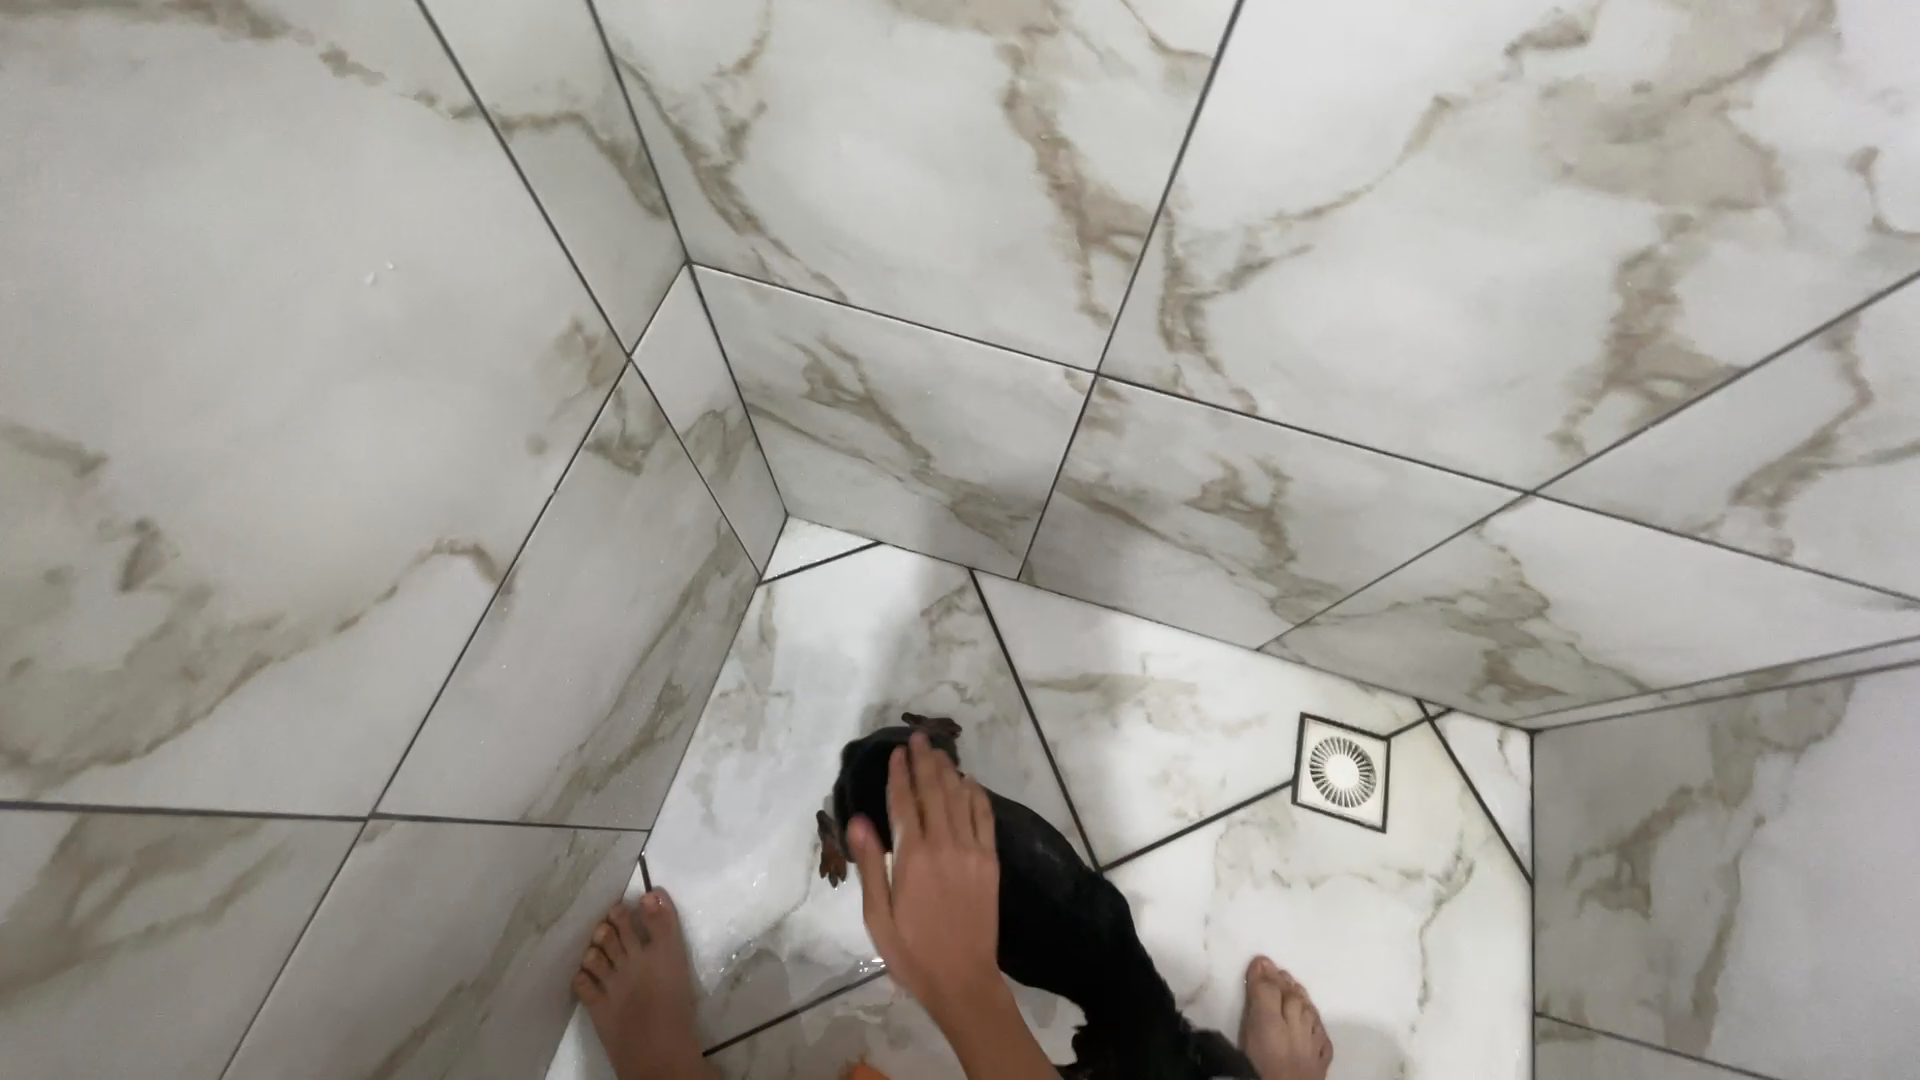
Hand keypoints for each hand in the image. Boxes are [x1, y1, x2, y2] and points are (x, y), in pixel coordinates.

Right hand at [846, 732, 1000, 1021]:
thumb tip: (857, 820)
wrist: (963, 980)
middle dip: (924, 761)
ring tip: (938, 750)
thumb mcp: (877, 915)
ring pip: (959, 798)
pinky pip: (984, 817)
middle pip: (933, 791)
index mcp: (912, 857)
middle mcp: (944, 844)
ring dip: (948, 771)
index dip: (899, 774)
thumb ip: (869, 864)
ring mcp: (971, 850)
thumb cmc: (911, 952)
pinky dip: (976, 794)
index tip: (896, 752)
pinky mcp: (990, 860)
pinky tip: (968, 781)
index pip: (903, 803)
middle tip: (918, 737)